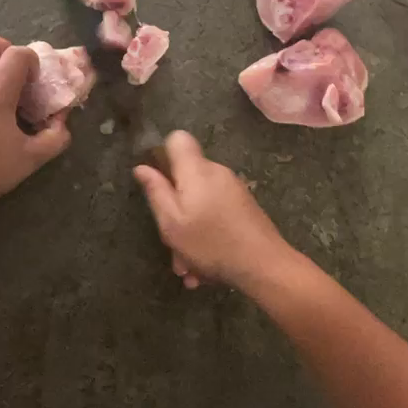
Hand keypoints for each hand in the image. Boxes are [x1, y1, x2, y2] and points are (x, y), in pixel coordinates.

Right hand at [132, 131, 297, 291]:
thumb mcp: (172, 222)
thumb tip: (142, 167)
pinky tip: (204, 267)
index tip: (158, 181)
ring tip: (187, 266)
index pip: (177, 139)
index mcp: (197, 170)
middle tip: (170, 239)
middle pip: (187, 176)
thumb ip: (156, 191)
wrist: (265, 267)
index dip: (163, 155)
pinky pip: (216, 213)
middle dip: (175, 206)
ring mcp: (234, 190)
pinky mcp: (244, 207)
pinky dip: (207, 234)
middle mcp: (217, 173)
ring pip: (200, 201)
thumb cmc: (211, 244)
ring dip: (190, 229)